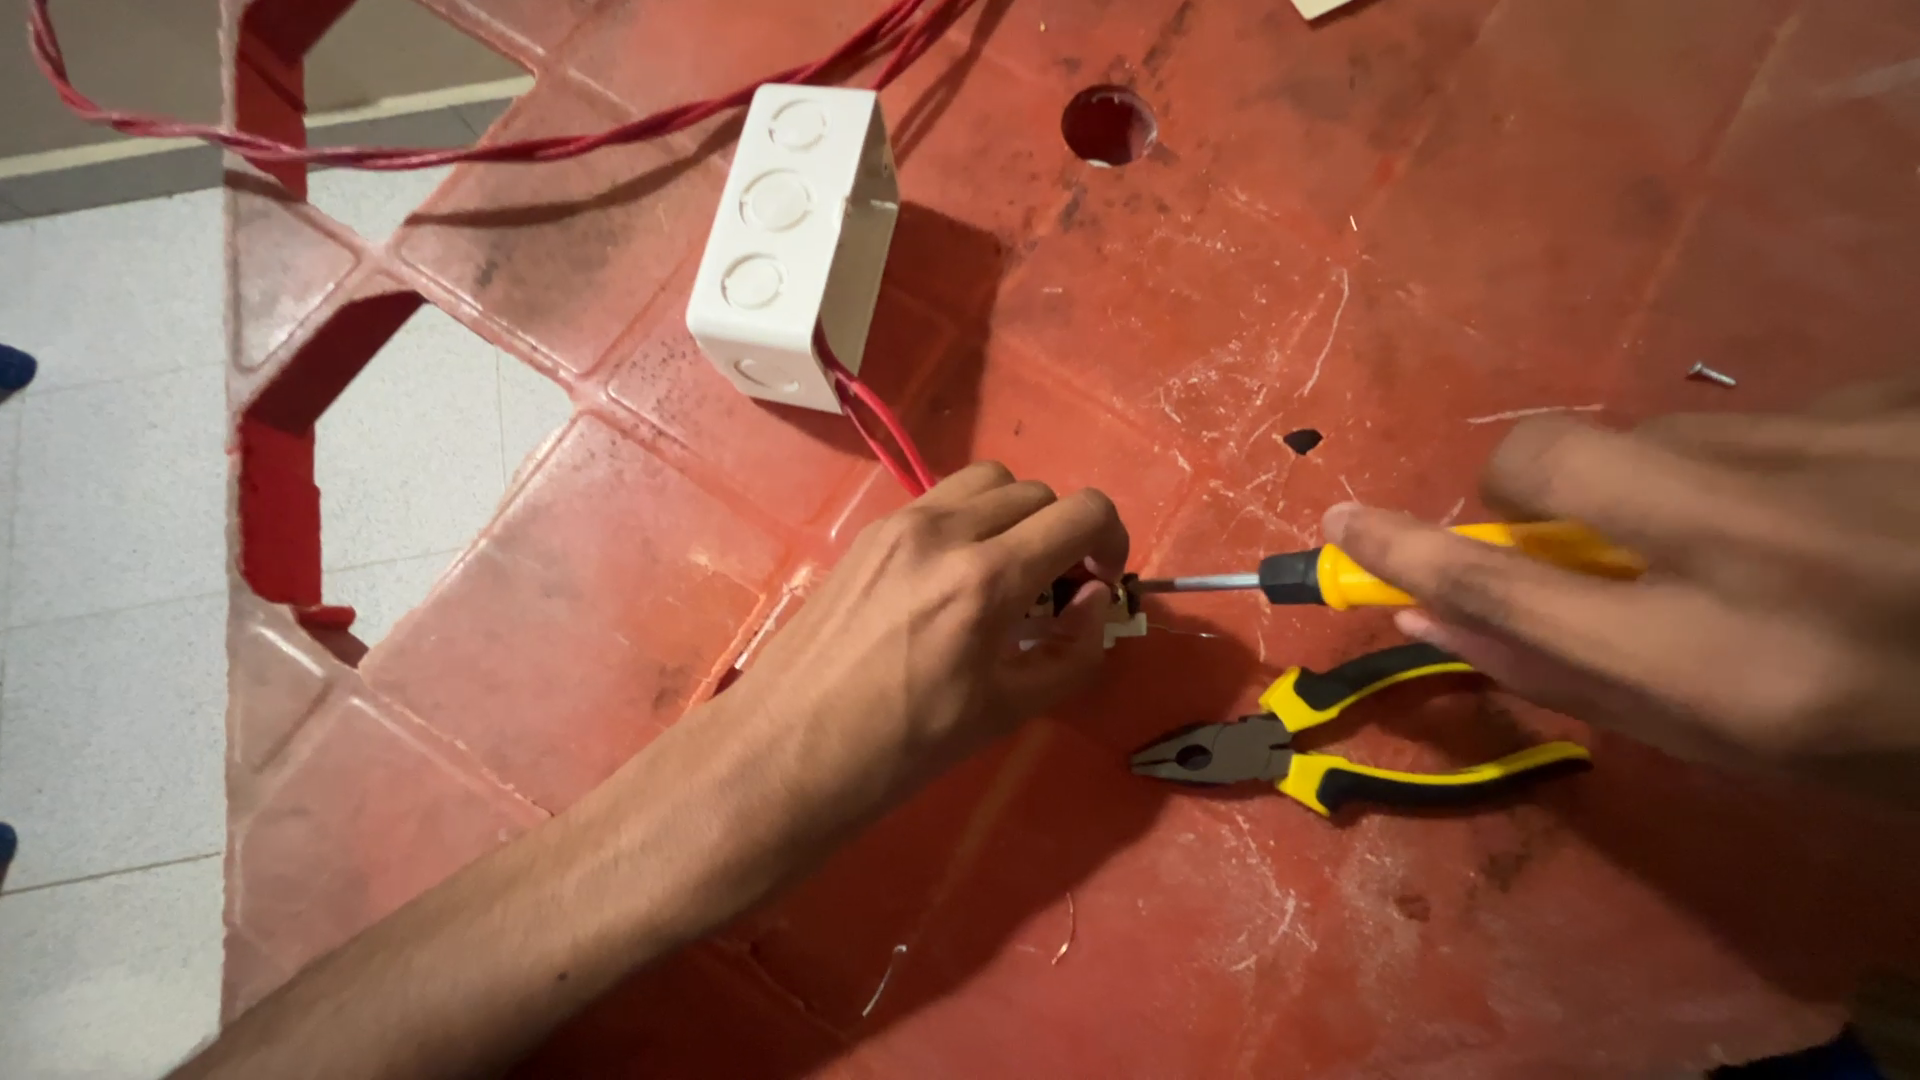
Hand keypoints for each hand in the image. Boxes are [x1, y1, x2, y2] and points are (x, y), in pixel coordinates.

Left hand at [723, 461, 1129, 800]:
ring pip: (988, 481)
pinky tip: (953, 576)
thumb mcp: (1006, 710)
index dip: (1111, 540)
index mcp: (985, 577)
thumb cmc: (901, 746)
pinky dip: (970, 519)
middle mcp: (943, 530)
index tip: (1099, 582)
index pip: (1082, 512)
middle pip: (1037, 491)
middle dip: (1063, 532)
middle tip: (1054, 588)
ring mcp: (898, 523)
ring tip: (1006, 572)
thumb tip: (1093, 599)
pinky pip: (940, 499)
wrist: (788, 747)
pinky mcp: (869, 532)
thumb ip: (1072, 649)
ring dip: (1016, 515)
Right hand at [1323, 381, 1919, 802]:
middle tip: (1566, 524)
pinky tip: (1855, 503)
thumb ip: (1566, 677)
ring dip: (1660, 483)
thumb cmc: (1914, 739)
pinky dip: (1760, 462)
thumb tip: (1425, 620)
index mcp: (1731, 665)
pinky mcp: (1905, 397)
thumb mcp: (1739, 745)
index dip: (1403, 552)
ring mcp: (1852, 451)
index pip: (1504, 591)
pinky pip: (1763, 418)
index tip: (1339, 521)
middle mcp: (1774, 545)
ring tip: (1761, 531)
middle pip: (1554, 463)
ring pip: (1662, 435)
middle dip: (1518, 486)